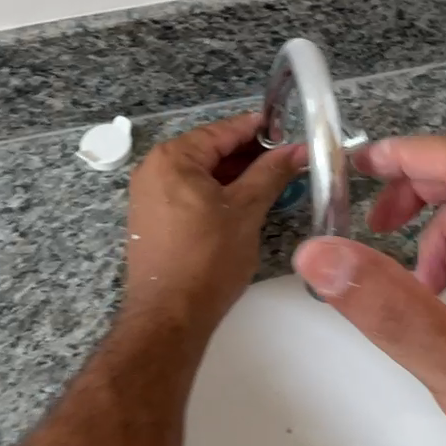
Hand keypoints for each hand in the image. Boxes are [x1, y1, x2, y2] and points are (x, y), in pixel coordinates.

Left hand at [123, 113, 302, 338]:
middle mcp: (153, 168)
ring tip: (270, 179)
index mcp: (173, 158)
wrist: (169, 316)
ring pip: (199, 171)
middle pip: (208, 149)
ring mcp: (148, 193)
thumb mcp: (246, 211)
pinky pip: (187, 191)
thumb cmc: (208, 259)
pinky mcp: (151, 217)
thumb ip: (271, 173)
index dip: (257, 129)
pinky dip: (214, 191)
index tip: (287, 130)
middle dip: (247, 153)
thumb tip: (298, 150)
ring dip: (233, 173)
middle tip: (285, 158)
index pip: (221, 131)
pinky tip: (242, 200)